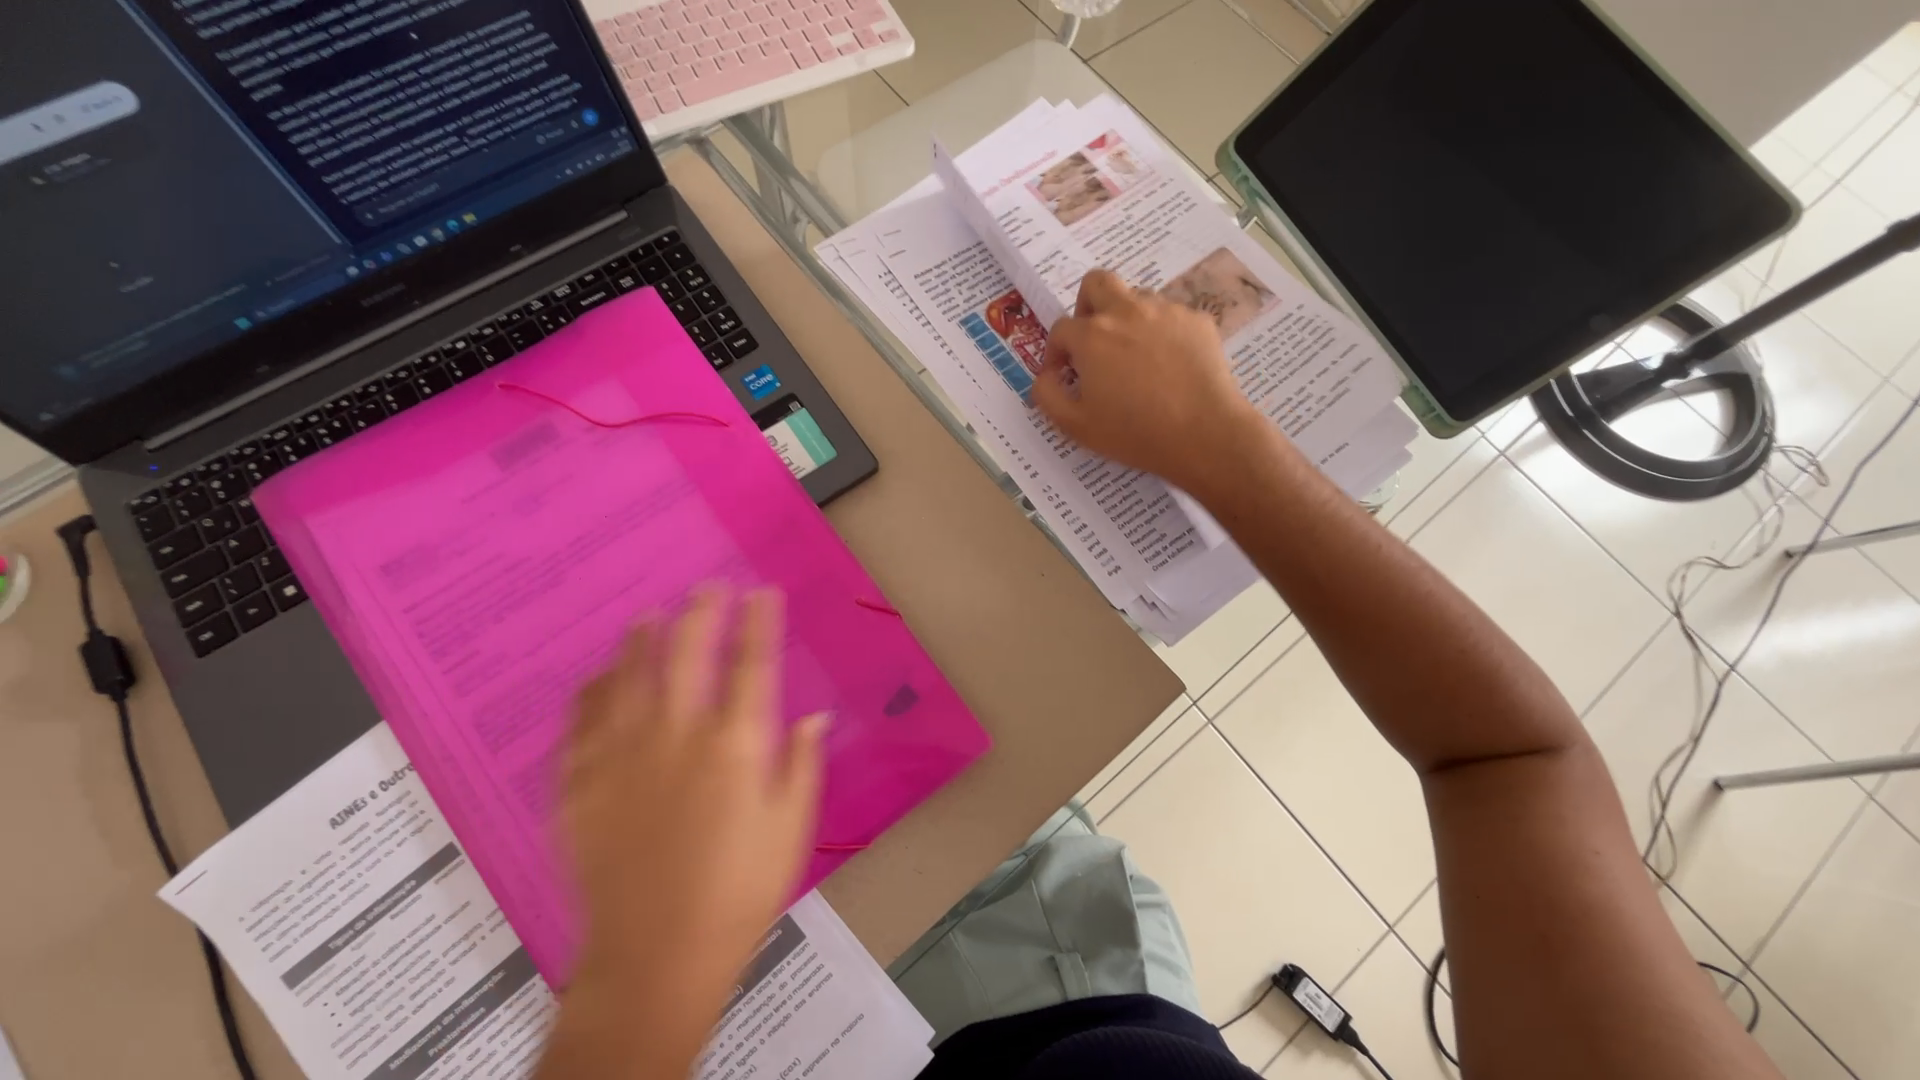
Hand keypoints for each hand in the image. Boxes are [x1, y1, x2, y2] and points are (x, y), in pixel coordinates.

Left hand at [541, 586, 825, 1078]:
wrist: (656, 953)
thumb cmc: (739, 891)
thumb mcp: (790, 829)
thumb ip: (800, 765)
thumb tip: (812, 716)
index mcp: (735, 746)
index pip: (752, 664)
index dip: (759, 622)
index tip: (762, 593)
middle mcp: (677, 735)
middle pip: (687, 653)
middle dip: (700, 612)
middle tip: (706, 589)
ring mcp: (622, 755)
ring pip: (629, 676)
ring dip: (642, 640)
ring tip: (650, 617)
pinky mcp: (581, 782)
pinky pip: (583, 720)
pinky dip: (594, 690)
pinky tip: (601, 677)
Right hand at [1031, 270, 1269, 492]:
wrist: (1204, 434)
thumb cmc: (1134, 433)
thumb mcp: (1075, 425)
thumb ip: (1047, 395)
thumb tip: (1045, 376)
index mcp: (1091, 335)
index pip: (1060, 328)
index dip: (1056, 351)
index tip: (1063, 374)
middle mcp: (1126, 311)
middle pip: (1097, 283)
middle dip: (1087, 306)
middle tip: (1093, 340)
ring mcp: (1165, 311)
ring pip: (1137, 298)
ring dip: (1127, 320)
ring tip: (1136, 358)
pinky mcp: (1197, 320)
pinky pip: (1171, 316)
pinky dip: (1162, 334)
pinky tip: (1170, 366)